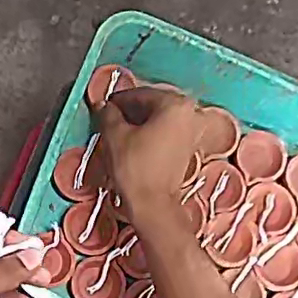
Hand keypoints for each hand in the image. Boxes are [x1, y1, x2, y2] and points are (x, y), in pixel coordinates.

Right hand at [97, 86, 209, 224]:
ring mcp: (192, 131)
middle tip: (110, 118)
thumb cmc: (136, 169)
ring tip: (118, 131)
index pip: (141, 93)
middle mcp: (190, 114)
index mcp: (175, 105)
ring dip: (139, 122)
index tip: (105, 105)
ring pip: (160, 118)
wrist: (152, 203)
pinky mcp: (188, 148)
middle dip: (130, 110)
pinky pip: (166, 132)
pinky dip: (150, 133)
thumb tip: (105, 107)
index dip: (119, 99)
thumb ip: (108, 114)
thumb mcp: (114, 136)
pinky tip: (133, 142)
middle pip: (153, 104)